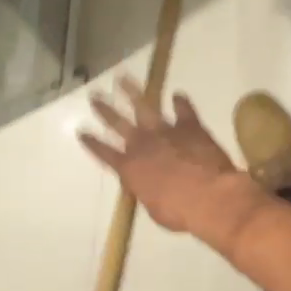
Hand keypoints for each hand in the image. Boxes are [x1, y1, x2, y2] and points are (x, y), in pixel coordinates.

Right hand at [79, 78, 260, 239]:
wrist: (208, 197)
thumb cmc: (179, 212)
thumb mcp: (154, 209)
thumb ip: (147, 191)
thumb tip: (148, 186)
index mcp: (129, 168)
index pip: (104, 153)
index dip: (92, 143)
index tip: (81, 131)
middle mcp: (142, 144)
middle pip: (118, 123)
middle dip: (105, 109)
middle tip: (94, 95)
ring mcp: (165, 131)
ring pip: (144, 106)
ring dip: (133, 91)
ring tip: (123, 78)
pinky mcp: (189, 126)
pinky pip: (183, 109)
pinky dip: (181, 101)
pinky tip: (178, 94)